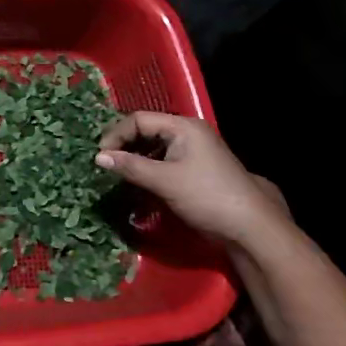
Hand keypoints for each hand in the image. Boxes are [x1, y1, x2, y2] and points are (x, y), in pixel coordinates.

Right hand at [96, 112, 288, 246]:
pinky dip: (149, 175)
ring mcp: (193, 153)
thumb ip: (130, 166)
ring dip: (135, 164)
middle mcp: (188, 134)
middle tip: (106, 167)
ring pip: (154, 150)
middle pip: (147, 132)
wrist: (247, 225)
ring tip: (118, 180)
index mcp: (183, 126)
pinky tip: (138, 191)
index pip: (140, 119)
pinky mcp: (194, 172)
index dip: (116, 135)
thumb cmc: (206, 196)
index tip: (100, 157)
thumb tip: (98, 157)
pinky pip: (164, 165)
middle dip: (125, 149)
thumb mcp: (164, 180)